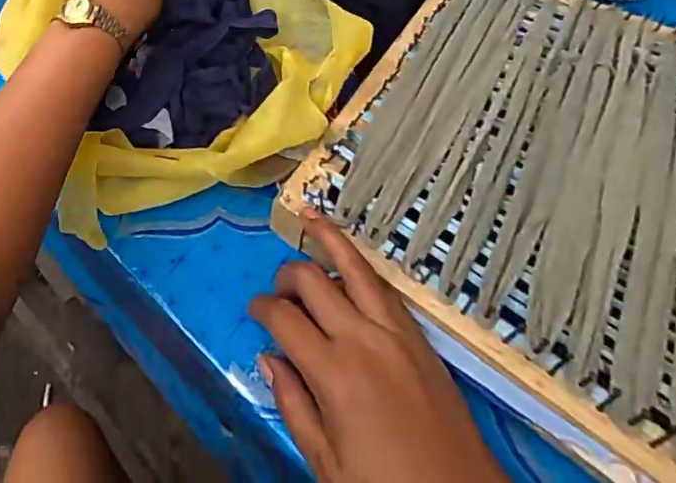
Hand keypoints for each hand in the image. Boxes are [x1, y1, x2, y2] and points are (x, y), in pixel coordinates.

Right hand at [249, 210, 506, 482]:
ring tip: (310, 218)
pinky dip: (363, 267)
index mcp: (334, 373)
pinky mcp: (420, 338)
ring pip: (356, 267)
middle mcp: (363, 339)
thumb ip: (293, 404)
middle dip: (286, 276)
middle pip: (312, 281)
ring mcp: (397, 333)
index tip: (254, 312)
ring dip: (330, 240)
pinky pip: (385, 288)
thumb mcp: (327, 464)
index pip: (283, 318)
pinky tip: (351, 261)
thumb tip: (269, 357)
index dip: (261, 308)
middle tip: (277, 292)